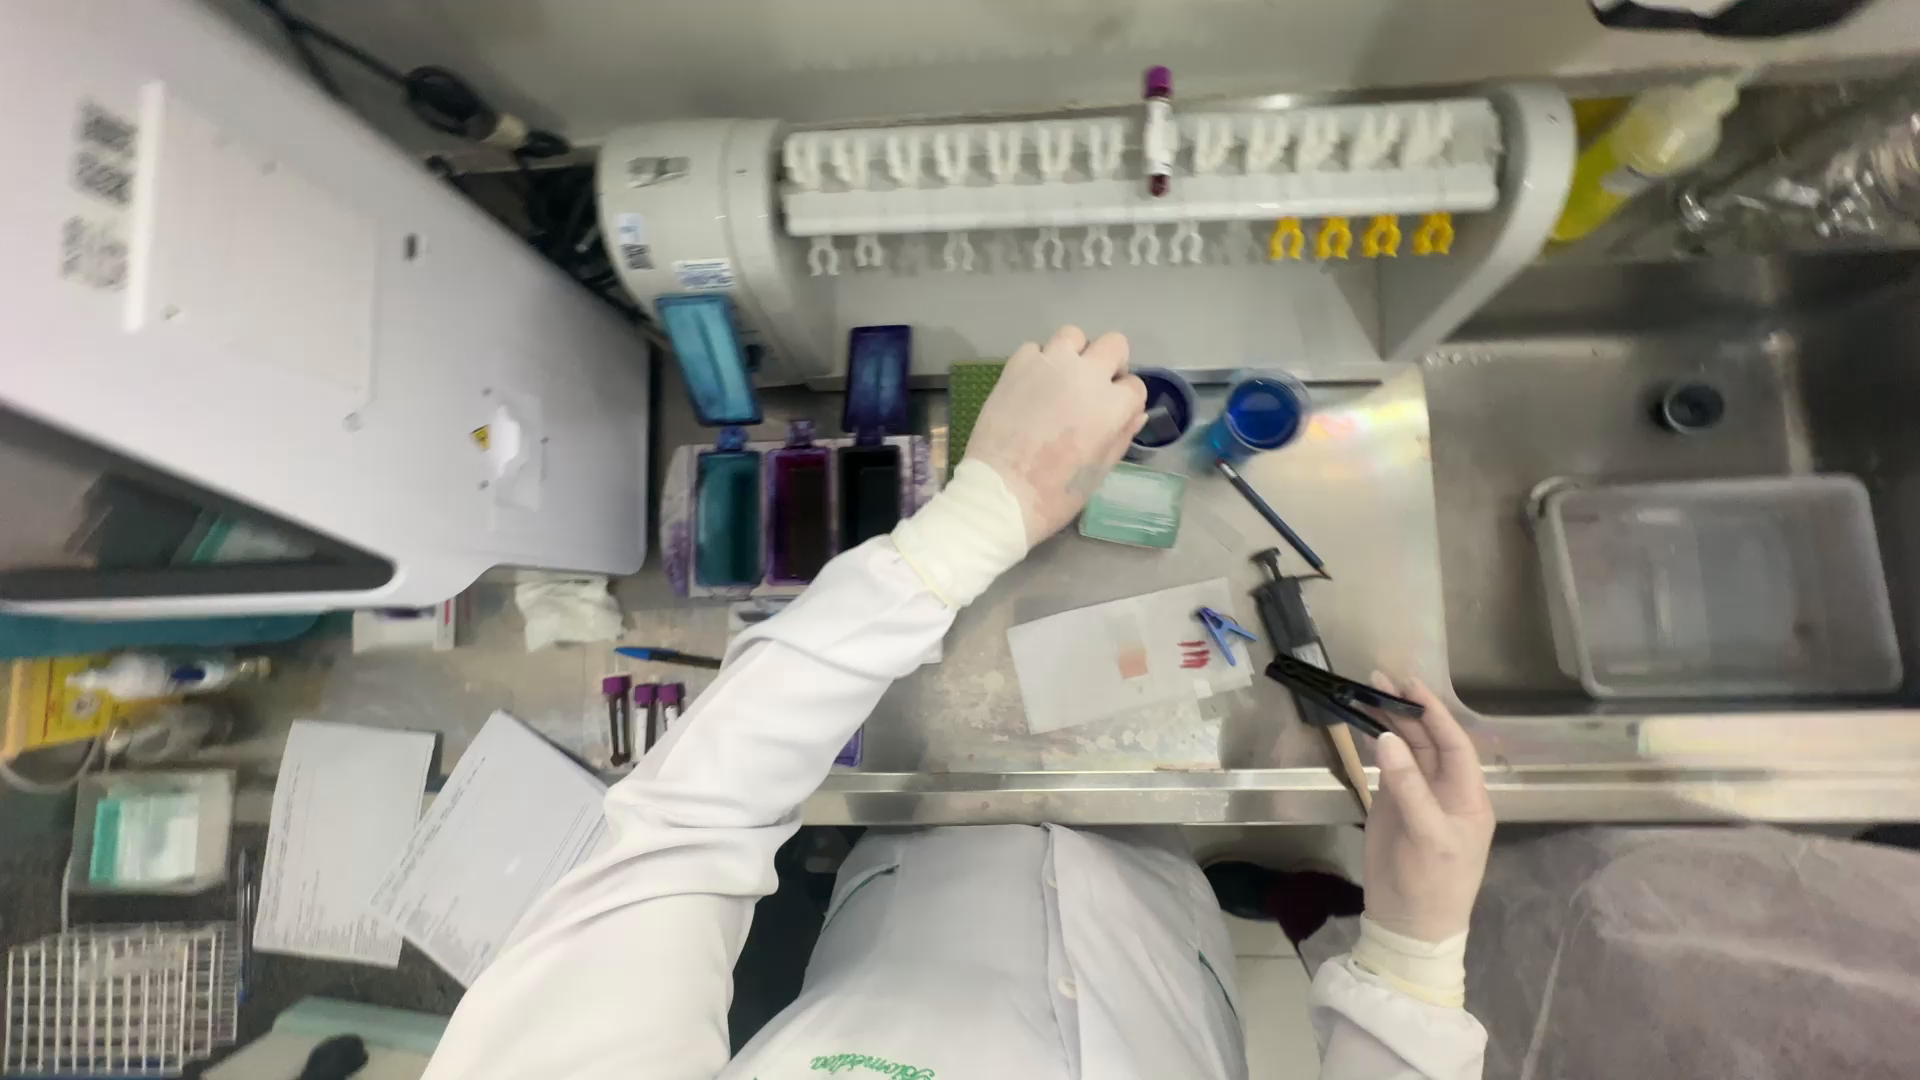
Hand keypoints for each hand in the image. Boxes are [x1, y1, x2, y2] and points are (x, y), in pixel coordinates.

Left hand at [964, 326, 1147, 542]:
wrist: (1000, 495)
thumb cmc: (1054, 494)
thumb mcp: (1099, 472)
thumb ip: (1121, 436)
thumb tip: (1135, 414)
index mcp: (1111, 405)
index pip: (1134, 386)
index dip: (1126, 402)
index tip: (1113, 415)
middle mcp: (1084, 375)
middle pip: (1113, 344)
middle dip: (1110, 364)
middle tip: (1094, 389)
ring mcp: (1048, 365)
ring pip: (1073, 336)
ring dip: (1074, 354)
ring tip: (1062, 380)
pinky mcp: (1016, 366)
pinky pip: (1034, 349)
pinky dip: (1038, 363)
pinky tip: (1031, 388)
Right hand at [1360, 676, 1493, 942]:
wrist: (1407, 920)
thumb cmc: (1431, 882)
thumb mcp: (1426, 835)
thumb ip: (1408, 785)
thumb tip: (1387, 737)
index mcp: (1466, 797)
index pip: (1454, 744)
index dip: (1434, 713)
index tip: (1410, 685)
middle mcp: (1444, 790)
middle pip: (1426, 739)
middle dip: (1405, 709)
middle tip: (1377, 678)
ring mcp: (1416, 795)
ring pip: (1404, 748)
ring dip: (1386, 719)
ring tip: (1364, 691)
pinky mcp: (1391, 803)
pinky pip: (1385, 764)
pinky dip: (1373, 741)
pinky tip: (1359, 723)